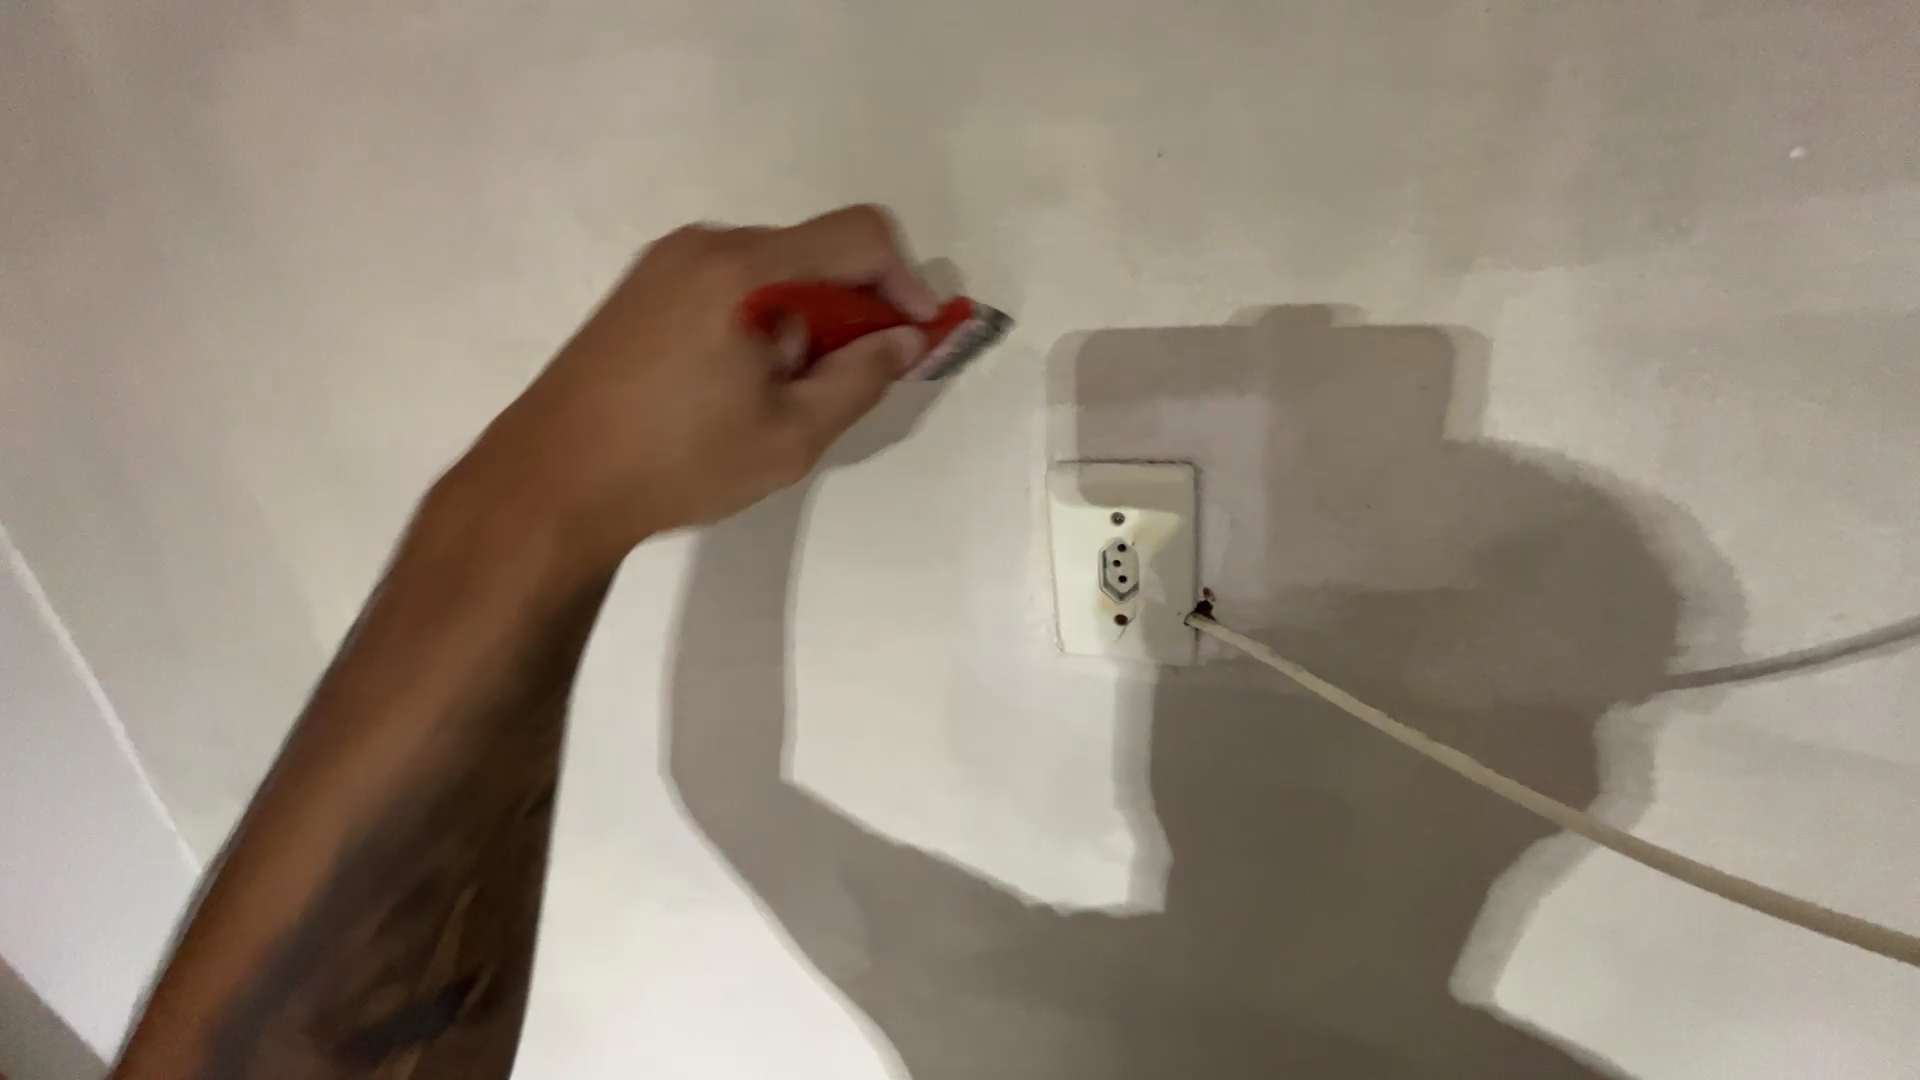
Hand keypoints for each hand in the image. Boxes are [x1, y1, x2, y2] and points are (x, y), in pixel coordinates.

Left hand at [453, 205, 938, 570]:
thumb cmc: (680, 463)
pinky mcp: (646, 290)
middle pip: (816, 253)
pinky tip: (741, 387)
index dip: (906, 281)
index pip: (859, 236)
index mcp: (743, 270)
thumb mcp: (793, 435)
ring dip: (805, 325)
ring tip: (780, 398)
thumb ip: (861, 378)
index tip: (919, 336)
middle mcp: (704, 246)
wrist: (550, 483)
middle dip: (852, 314)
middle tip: (846, 384)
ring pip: (776, 274)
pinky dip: (765, 325)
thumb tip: (906, 337)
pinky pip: (734, 288)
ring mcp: (667, 264)